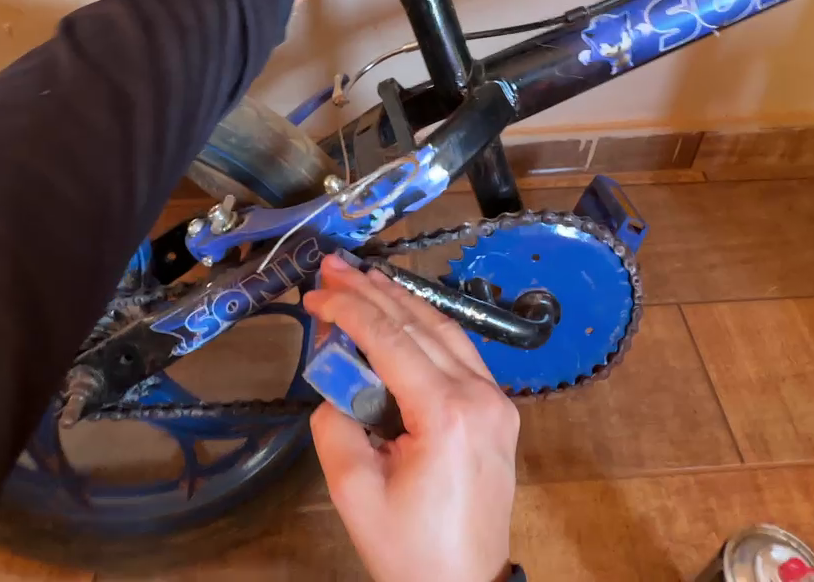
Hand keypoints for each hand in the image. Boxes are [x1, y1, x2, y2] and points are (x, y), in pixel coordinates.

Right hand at [303, 254, 517, 581]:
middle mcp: (481, 395)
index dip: (349, 309)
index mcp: (448, 415)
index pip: (390, 340)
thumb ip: (335, 419)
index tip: (314, 292)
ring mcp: (497, 398)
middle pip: (420, 324)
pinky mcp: (499, 407)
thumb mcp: (353, 489)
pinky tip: (401, 310)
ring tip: (363, 276)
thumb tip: (337, 369)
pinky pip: (459, 350)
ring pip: (445, 328)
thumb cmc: (407, 547)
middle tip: (334, 266)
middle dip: (371, 290)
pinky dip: (425, 324)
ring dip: (401, 299)